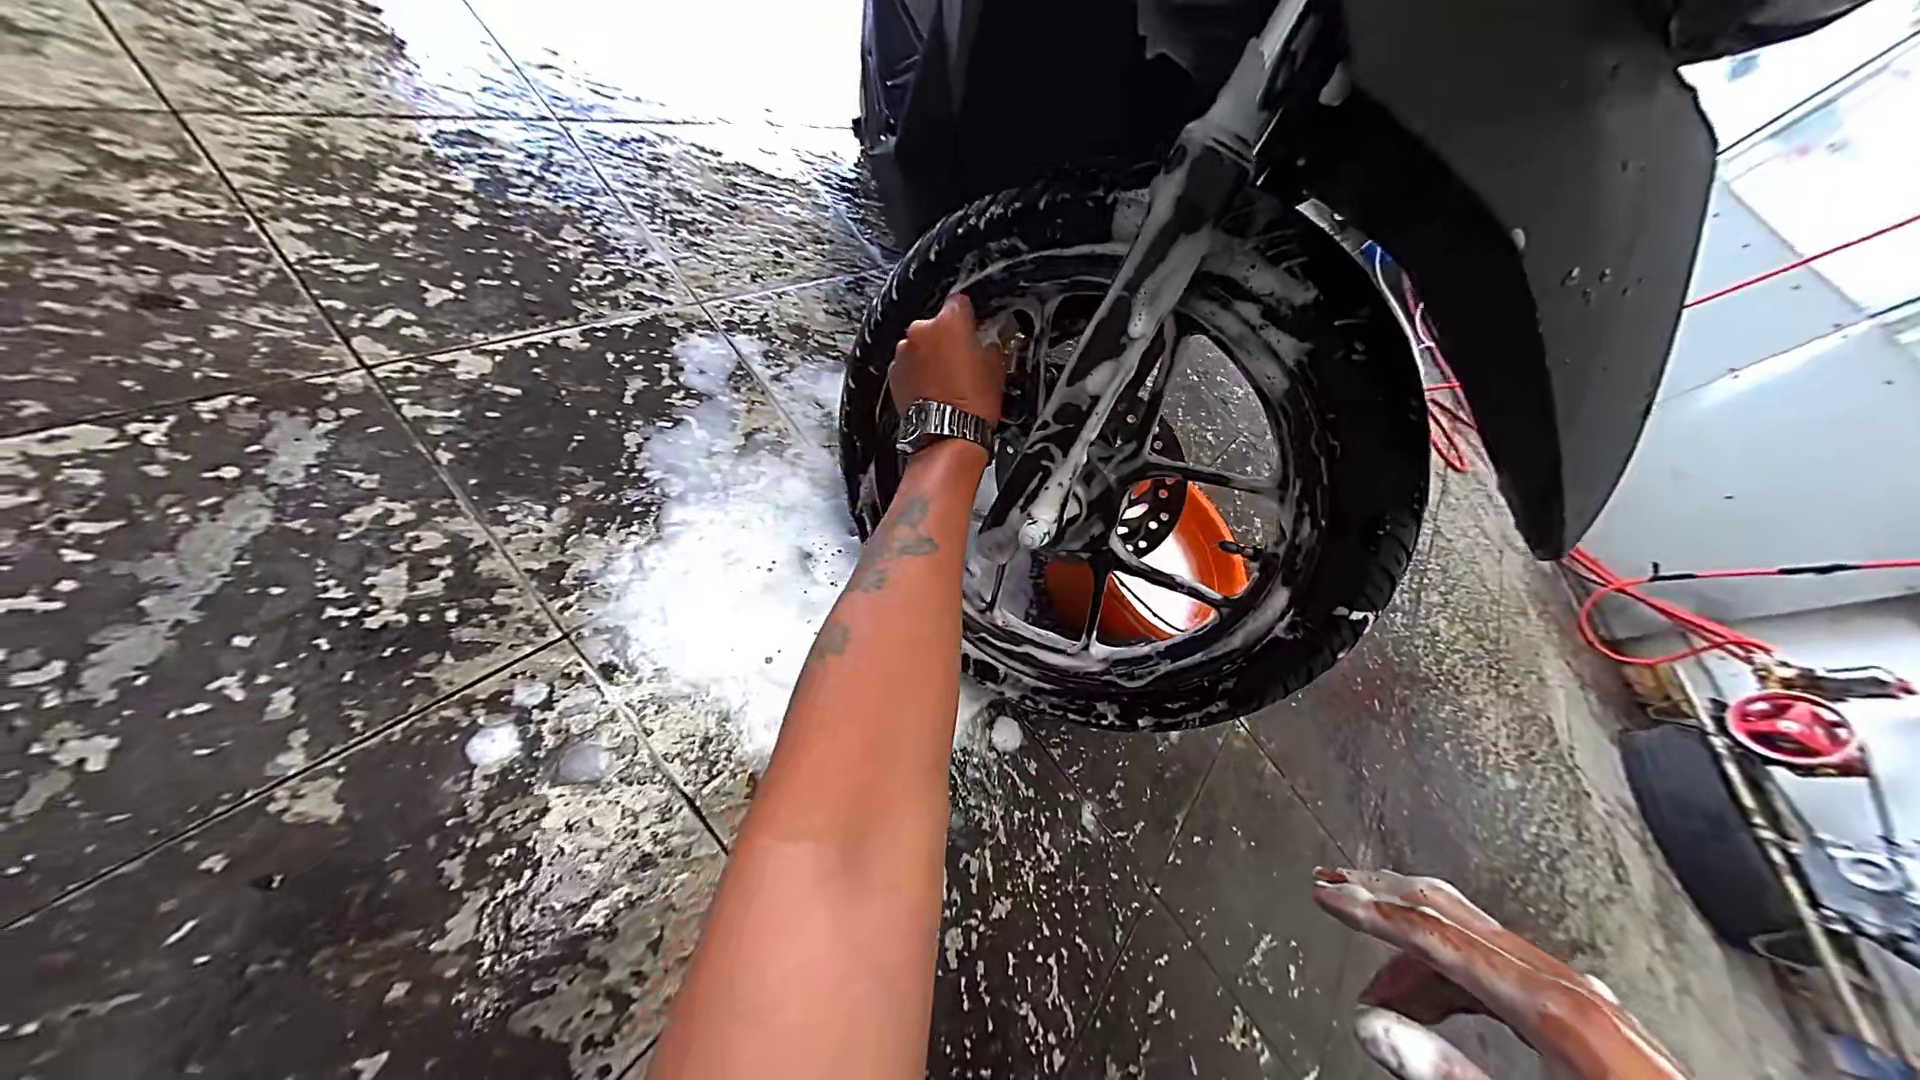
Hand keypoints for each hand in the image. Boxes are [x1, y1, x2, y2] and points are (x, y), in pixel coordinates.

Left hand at [889, 293, 1004, 425]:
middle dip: (947, 338)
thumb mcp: (996, 367)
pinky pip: (908, 364)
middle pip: (936, 324)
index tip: (973, 328)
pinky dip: (918, 372)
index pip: (959, 303)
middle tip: (962, 359)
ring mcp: (904, 352)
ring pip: (920, 344)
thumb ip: (988, 345)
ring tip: (946, 378)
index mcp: (949, 322)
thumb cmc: (972, 403)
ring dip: (930, 355)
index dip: (968, 316)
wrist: (947, 435)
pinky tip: (933, 388)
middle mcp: (921, 331)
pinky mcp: (894, 373)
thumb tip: (985, 343)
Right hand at [1313, 868, 1688, 1079]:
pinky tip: (1428, 1001)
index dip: (1368, 911)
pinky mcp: (1580, 1013)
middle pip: (1449, 912)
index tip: (1324, 895)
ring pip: (1468, 940)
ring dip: (1411, 949)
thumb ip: (1447, 1072)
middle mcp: (1562, 985)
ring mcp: (1575, 995)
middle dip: (1381, 894)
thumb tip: (1370, 1025)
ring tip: (1374, 990)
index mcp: (1552, 1007)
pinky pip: (1494, 969)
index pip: (1434, 933)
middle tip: (1330, 883)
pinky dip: (1448, 974)